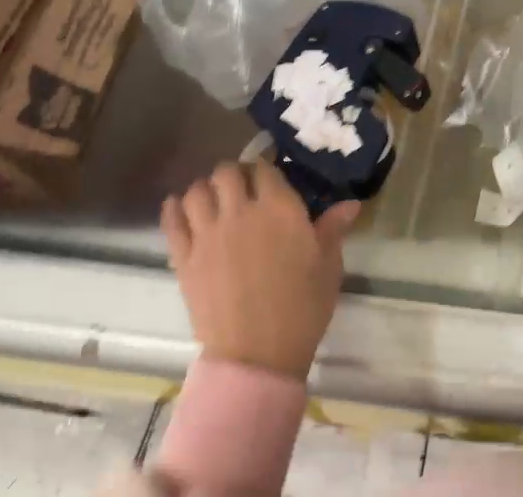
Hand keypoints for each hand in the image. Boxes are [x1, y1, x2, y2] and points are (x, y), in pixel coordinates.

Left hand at [161, 161, 359, 379]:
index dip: (266, 170)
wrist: (258, 354)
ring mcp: (208, 233)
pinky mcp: (184, 257)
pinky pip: (172, 220)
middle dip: (234, 175)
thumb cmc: (302, 307)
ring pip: (197, 190)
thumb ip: (333, 228)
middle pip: (227, 172)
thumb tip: (351, 204)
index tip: (270, 179)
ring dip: (205, 189)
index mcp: (280, 208)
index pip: (265, 169)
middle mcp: (241, 211)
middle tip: (242, 190)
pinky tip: (181, 210)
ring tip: (214, 201)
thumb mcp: (328, 265)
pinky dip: (175, 209)